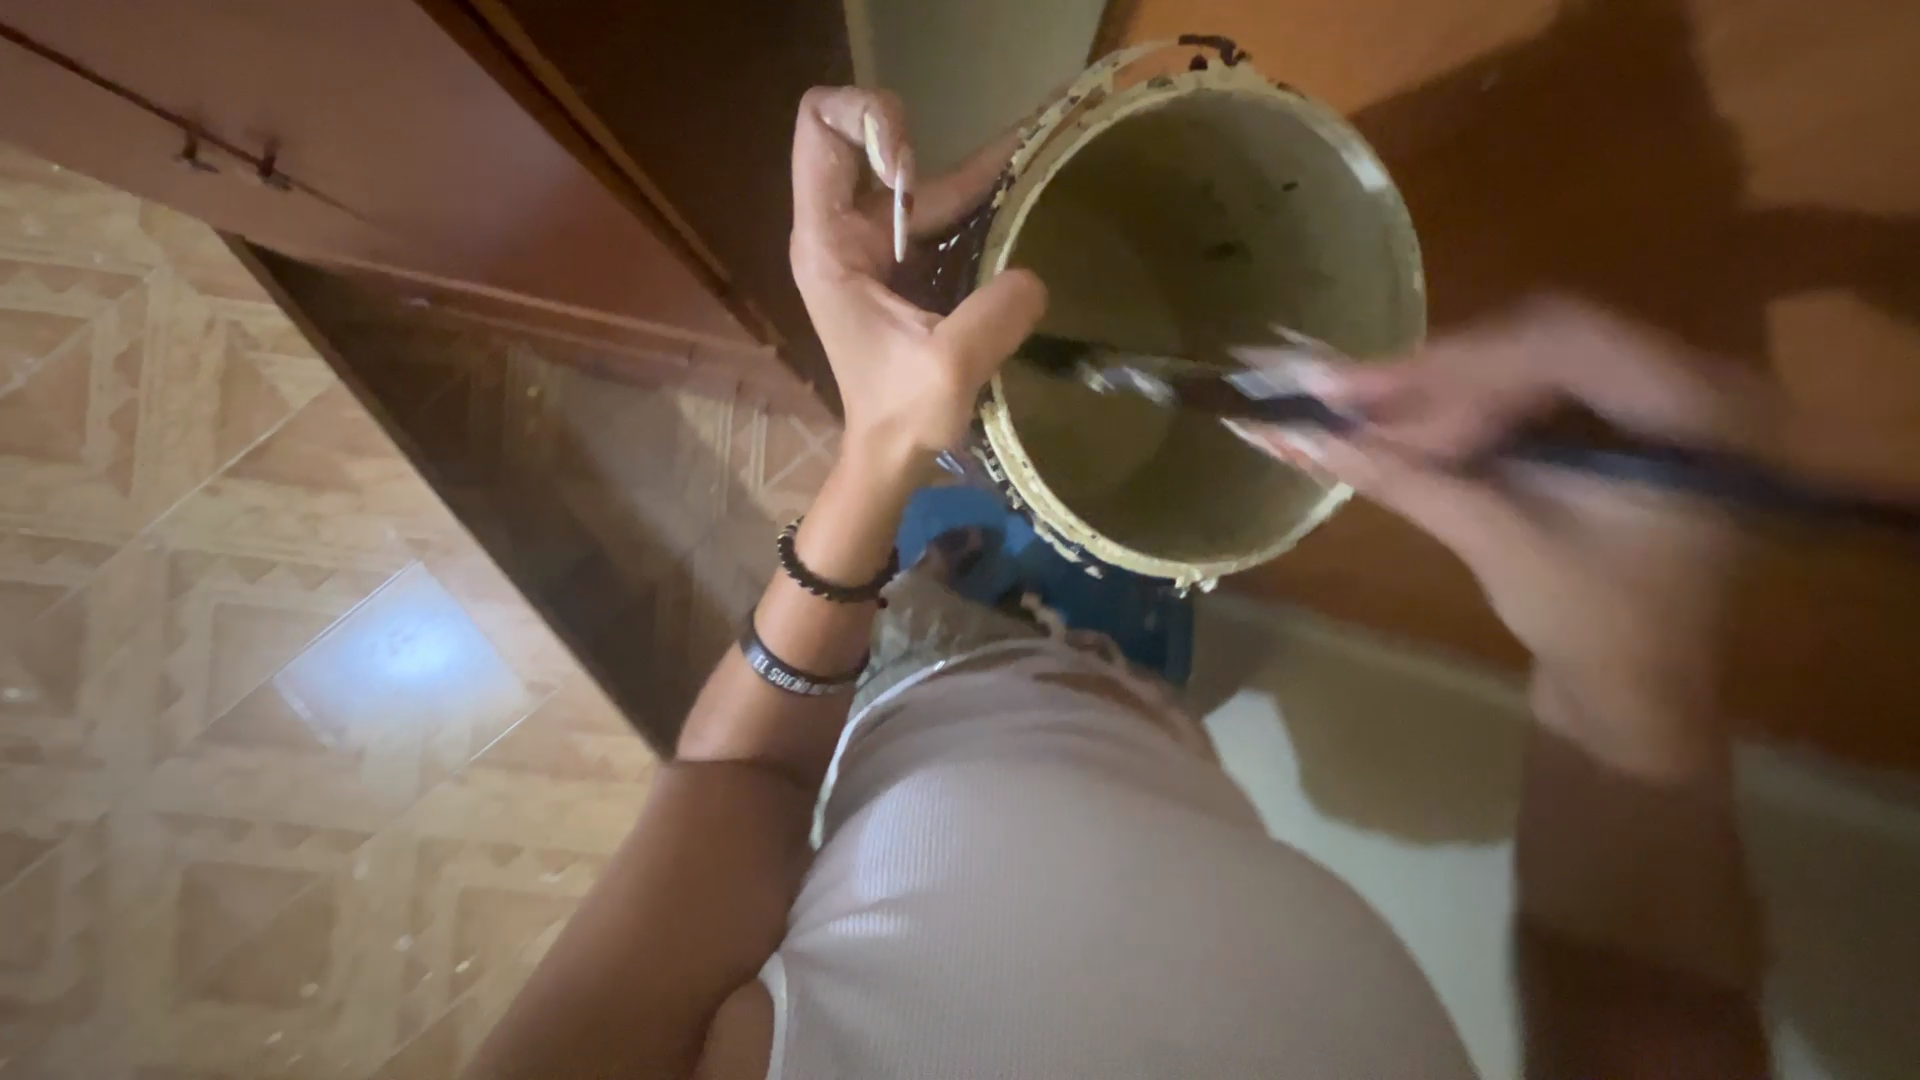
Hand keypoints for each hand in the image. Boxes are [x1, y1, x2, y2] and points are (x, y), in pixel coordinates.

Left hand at [789, 87, 1047, 472]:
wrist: (892, 456)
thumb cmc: (903, 418)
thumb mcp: (950, 369)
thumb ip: (993, 316)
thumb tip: (1034, 278)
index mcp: (828, 244)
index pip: (820, 127)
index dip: (868, 119)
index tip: (915, 168)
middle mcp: (842, 234)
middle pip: (871, 142)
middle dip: (934, 146)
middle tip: (1005, 164)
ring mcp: (872, 249)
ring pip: (917, 182)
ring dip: (970, 174)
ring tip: (1034, 155)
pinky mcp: (900, 269)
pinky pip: (937, 217)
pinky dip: (977, 205)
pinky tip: (1022, 196)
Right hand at [1237, 301, 1777, 772]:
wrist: (1636, 679)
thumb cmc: (1587, 622)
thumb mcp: (1493, 541)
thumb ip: (1400, 478)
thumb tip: (1297, 436)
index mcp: (1694, 408)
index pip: (1559, 341)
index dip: (1445, 362)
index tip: (1348, 391)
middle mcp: (1687, 380)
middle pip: (1534, 342)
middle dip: (1431, 377)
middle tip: (1339, 399)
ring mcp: (1652, 395)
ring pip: (1520, 360)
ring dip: (1435, 391)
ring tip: (1358, 414)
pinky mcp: (1613, 418)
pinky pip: (1523, 388)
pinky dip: (1456, 407)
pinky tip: (1404, 424)